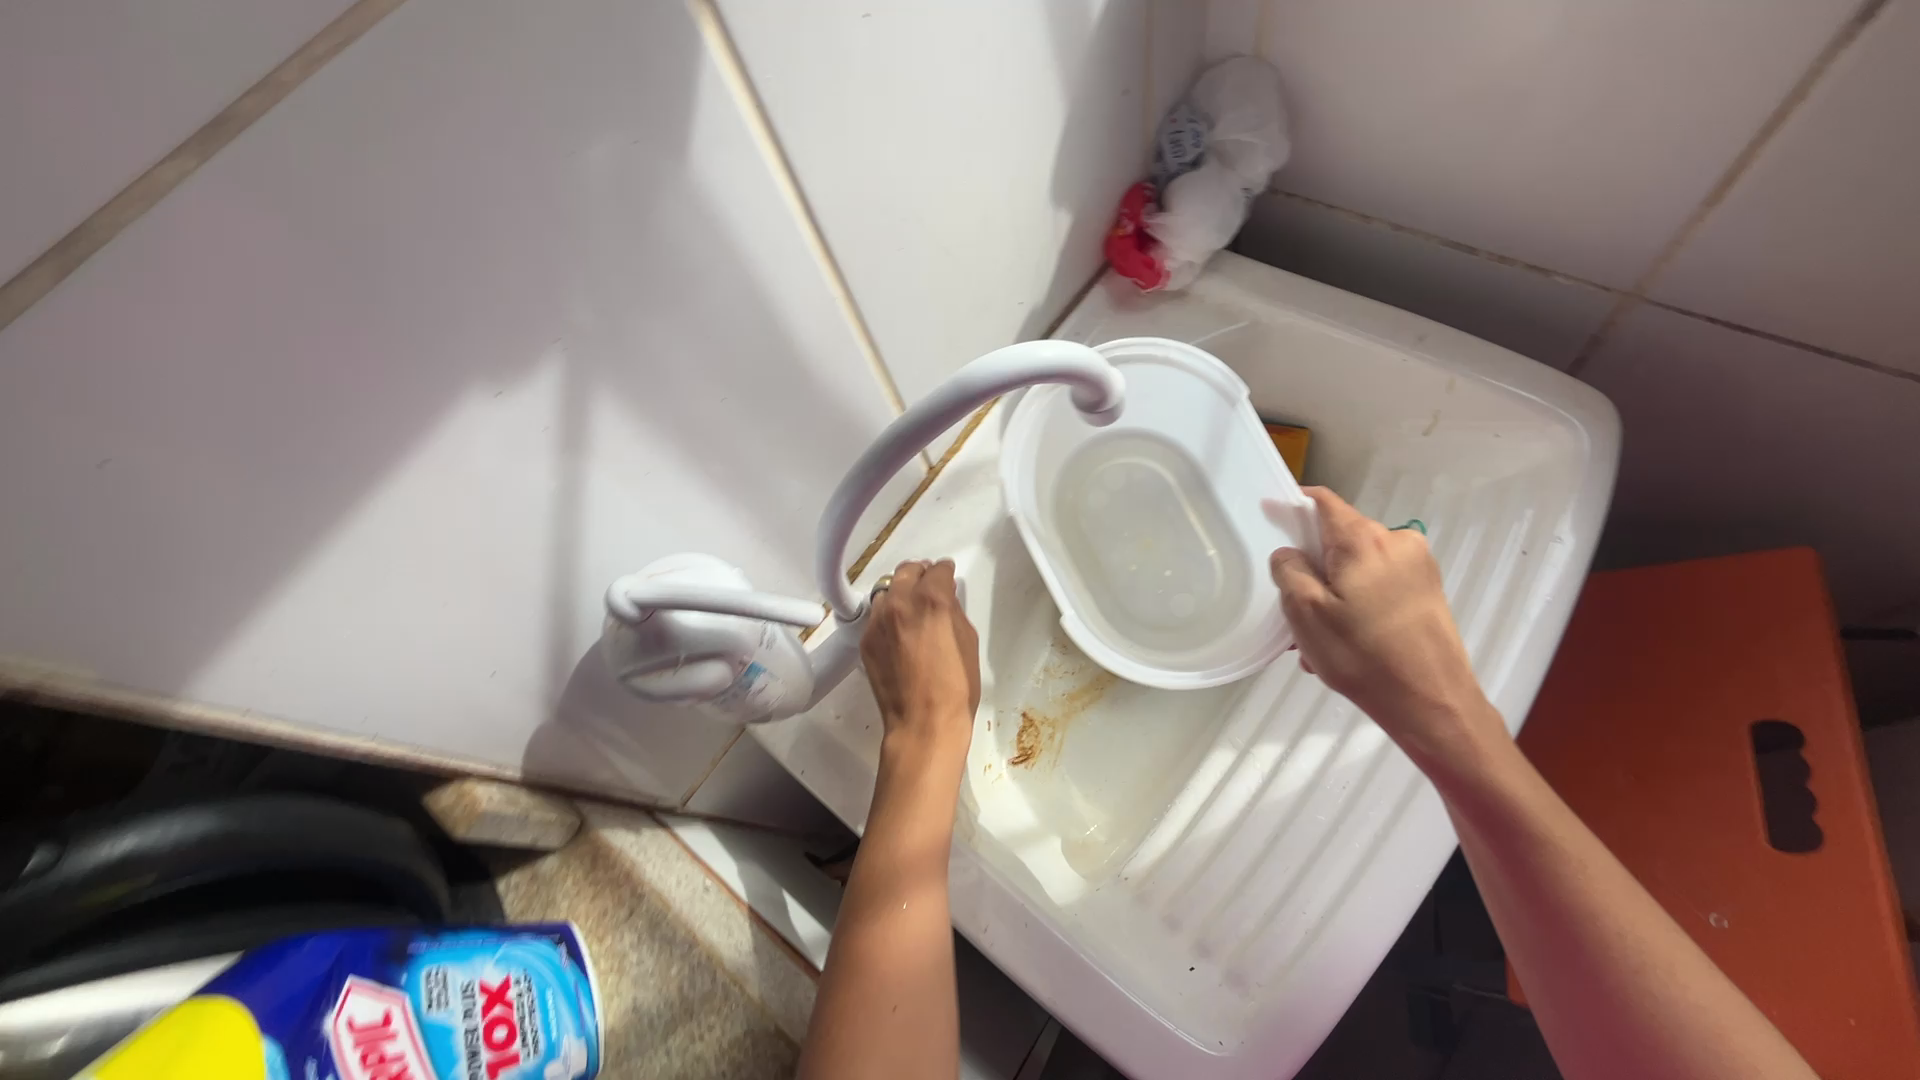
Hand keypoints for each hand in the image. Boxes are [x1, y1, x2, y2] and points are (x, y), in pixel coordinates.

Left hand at [860, 560, 980, 756]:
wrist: (923, 723)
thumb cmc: (955, 686)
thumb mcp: (968, 640)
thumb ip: (953, 611)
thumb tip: (945, 600)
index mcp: (931, 600)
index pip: (937, 570)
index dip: (945, 571)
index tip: (947, 575)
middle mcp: (900, 603)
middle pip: (906, 572)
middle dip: (920, 574)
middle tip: (929, 583)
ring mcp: (878, 621)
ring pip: (886, 591)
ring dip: (900, 592)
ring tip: (911, 607)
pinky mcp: (865, 641)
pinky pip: (876, 616)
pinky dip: (888, 615)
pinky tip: (899, 631)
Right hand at [1269, 487, 1504, 769]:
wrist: (1432, 702)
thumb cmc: (1362, 655)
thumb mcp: (1305, 613)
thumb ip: (1289, 570)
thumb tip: (1290, 553)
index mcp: (1364, 539)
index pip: (1322, 501)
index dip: (1291, 505)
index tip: (1269, 519)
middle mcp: (1396, 541)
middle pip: (1339, 537)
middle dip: (1313, 565)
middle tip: (1293, 607)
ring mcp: (1418, 566)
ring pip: (1357, 566)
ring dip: (1333, 592)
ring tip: (1319, 638)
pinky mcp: (1428, 591)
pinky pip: (1378, 585)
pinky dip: (1356, 604)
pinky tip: (1346, 642)